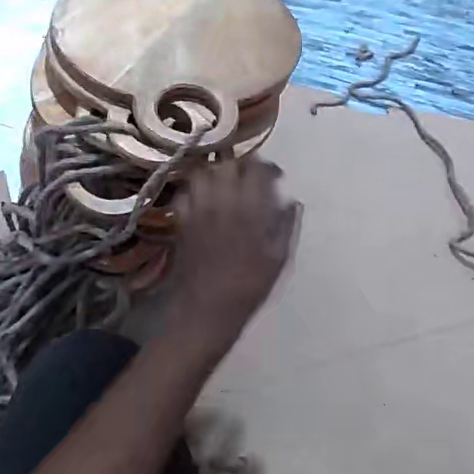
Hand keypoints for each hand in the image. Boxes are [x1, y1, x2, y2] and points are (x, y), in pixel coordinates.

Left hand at [167, 159, 298, 354]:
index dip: (266, 168)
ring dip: (216, 172)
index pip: (257, 168)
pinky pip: (186, 191)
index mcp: (250, 209)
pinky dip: (196, 189)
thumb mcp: (279, 259)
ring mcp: (197, 209)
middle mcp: (222, 202)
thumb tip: (292, 200)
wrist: (206, 310)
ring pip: (203, 172)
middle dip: (240, 165)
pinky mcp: (181, 219)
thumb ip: (287, 224)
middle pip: (227, 163)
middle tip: (248, 177)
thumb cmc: (248, 287)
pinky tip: (204, 200)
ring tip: (225, 184)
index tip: (273, 177)